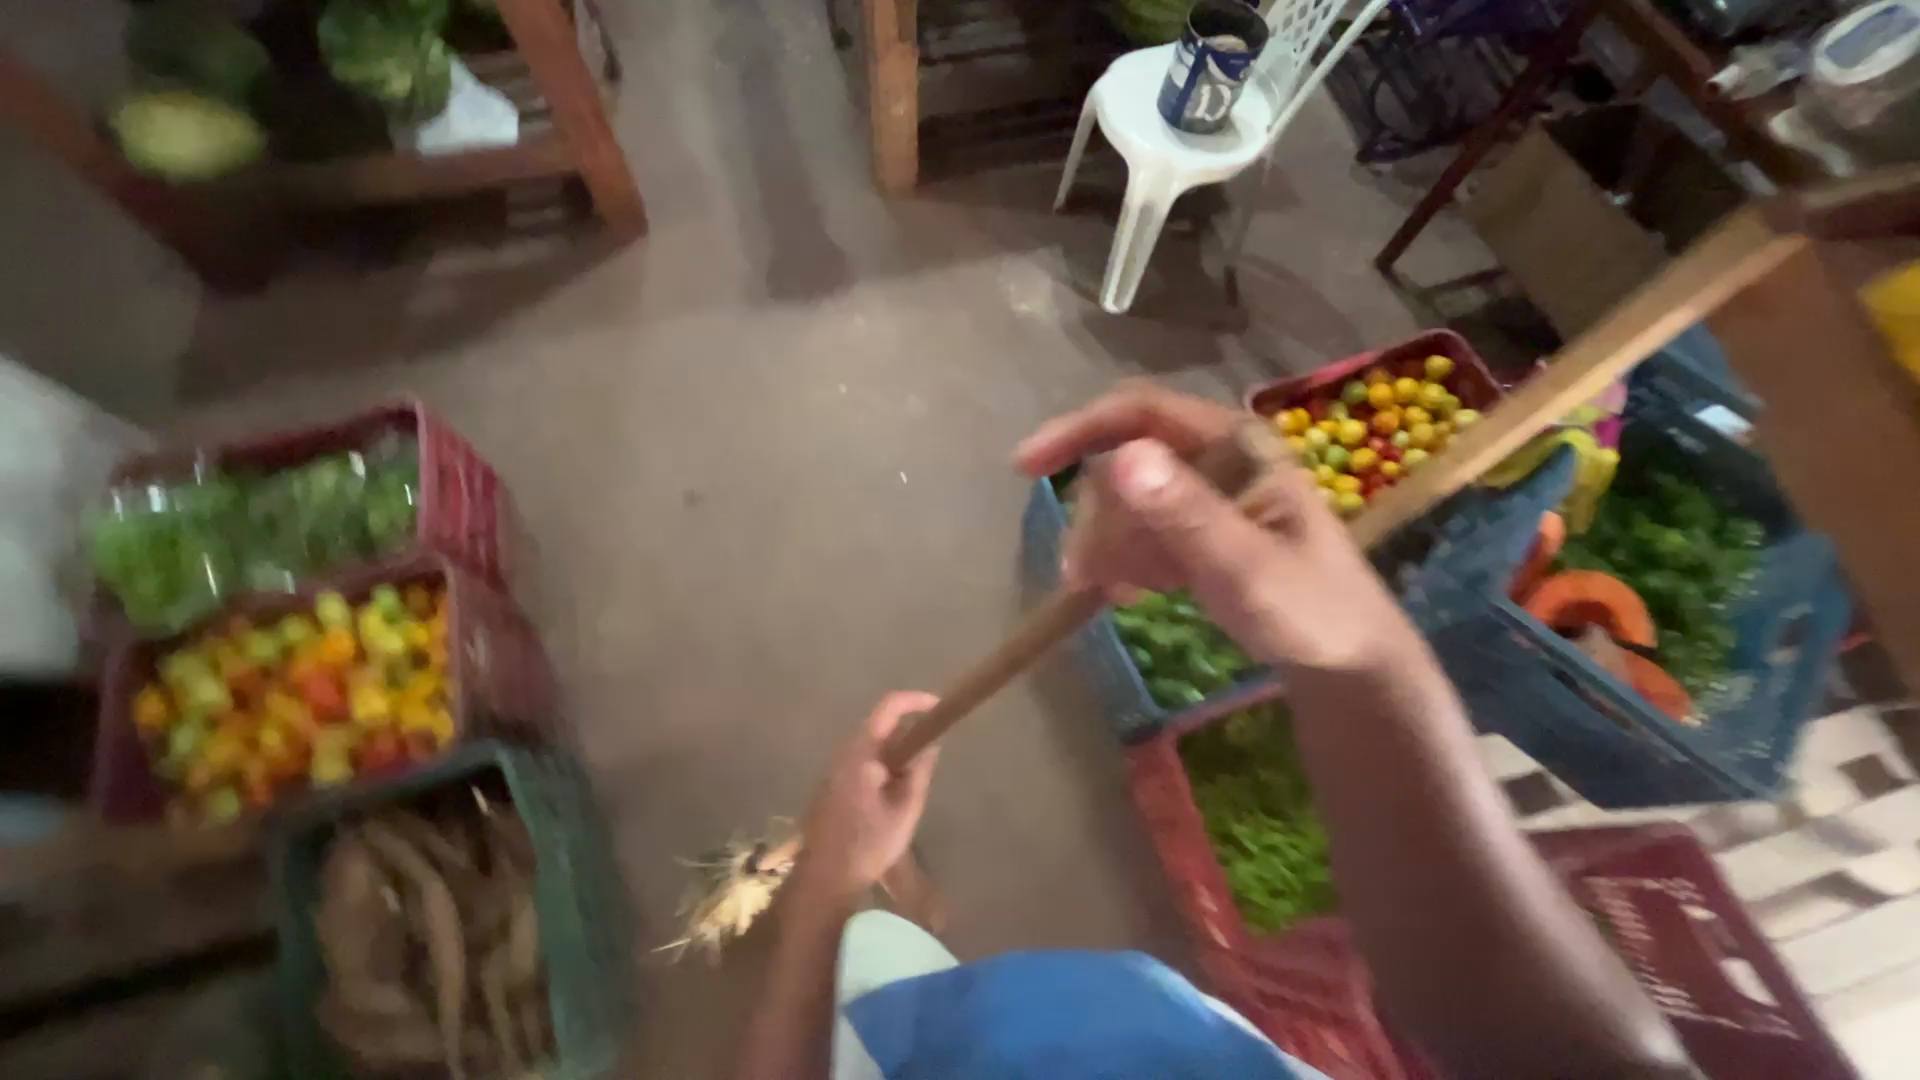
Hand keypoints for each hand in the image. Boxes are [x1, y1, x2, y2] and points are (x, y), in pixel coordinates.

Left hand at [796, 692, 939, 899]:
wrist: (824, 879)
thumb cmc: (867, 845)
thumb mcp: (905, 810)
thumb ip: (919, 772)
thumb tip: (930, 745)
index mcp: (861, 752)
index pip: (889, 707)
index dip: (916, 701)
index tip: (939, 708)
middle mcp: (844, 752)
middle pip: (881, 726)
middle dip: (909, 736)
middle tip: (930, 758)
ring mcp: (834, 768)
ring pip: (873, 747)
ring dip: (896, 756)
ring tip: (913, 785)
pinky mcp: (832, 785)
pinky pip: (863, 763)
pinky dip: (883, 769)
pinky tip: (892, 799)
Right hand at [1017, 381, 1415, 672]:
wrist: (1349, 666)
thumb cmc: (1311, 614)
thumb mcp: (1247, 568)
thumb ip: (1188, 516)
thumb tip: (1121, 460)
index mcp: (1237, 444)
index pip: (1141, 411)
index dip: (1079, 429)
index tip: (1025, 466)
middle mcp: (1218, 457)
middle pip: (1124, 461)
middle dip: (1097, 517)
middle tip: (1084, 575)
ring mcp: (1207, 494)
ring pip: (1125, 500)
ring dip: (1108, 545)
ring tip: (1118, 593)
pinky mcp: (1200, 528)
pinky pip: (1140, 530)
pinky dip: (1125, 559)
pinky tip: (1132, 593)